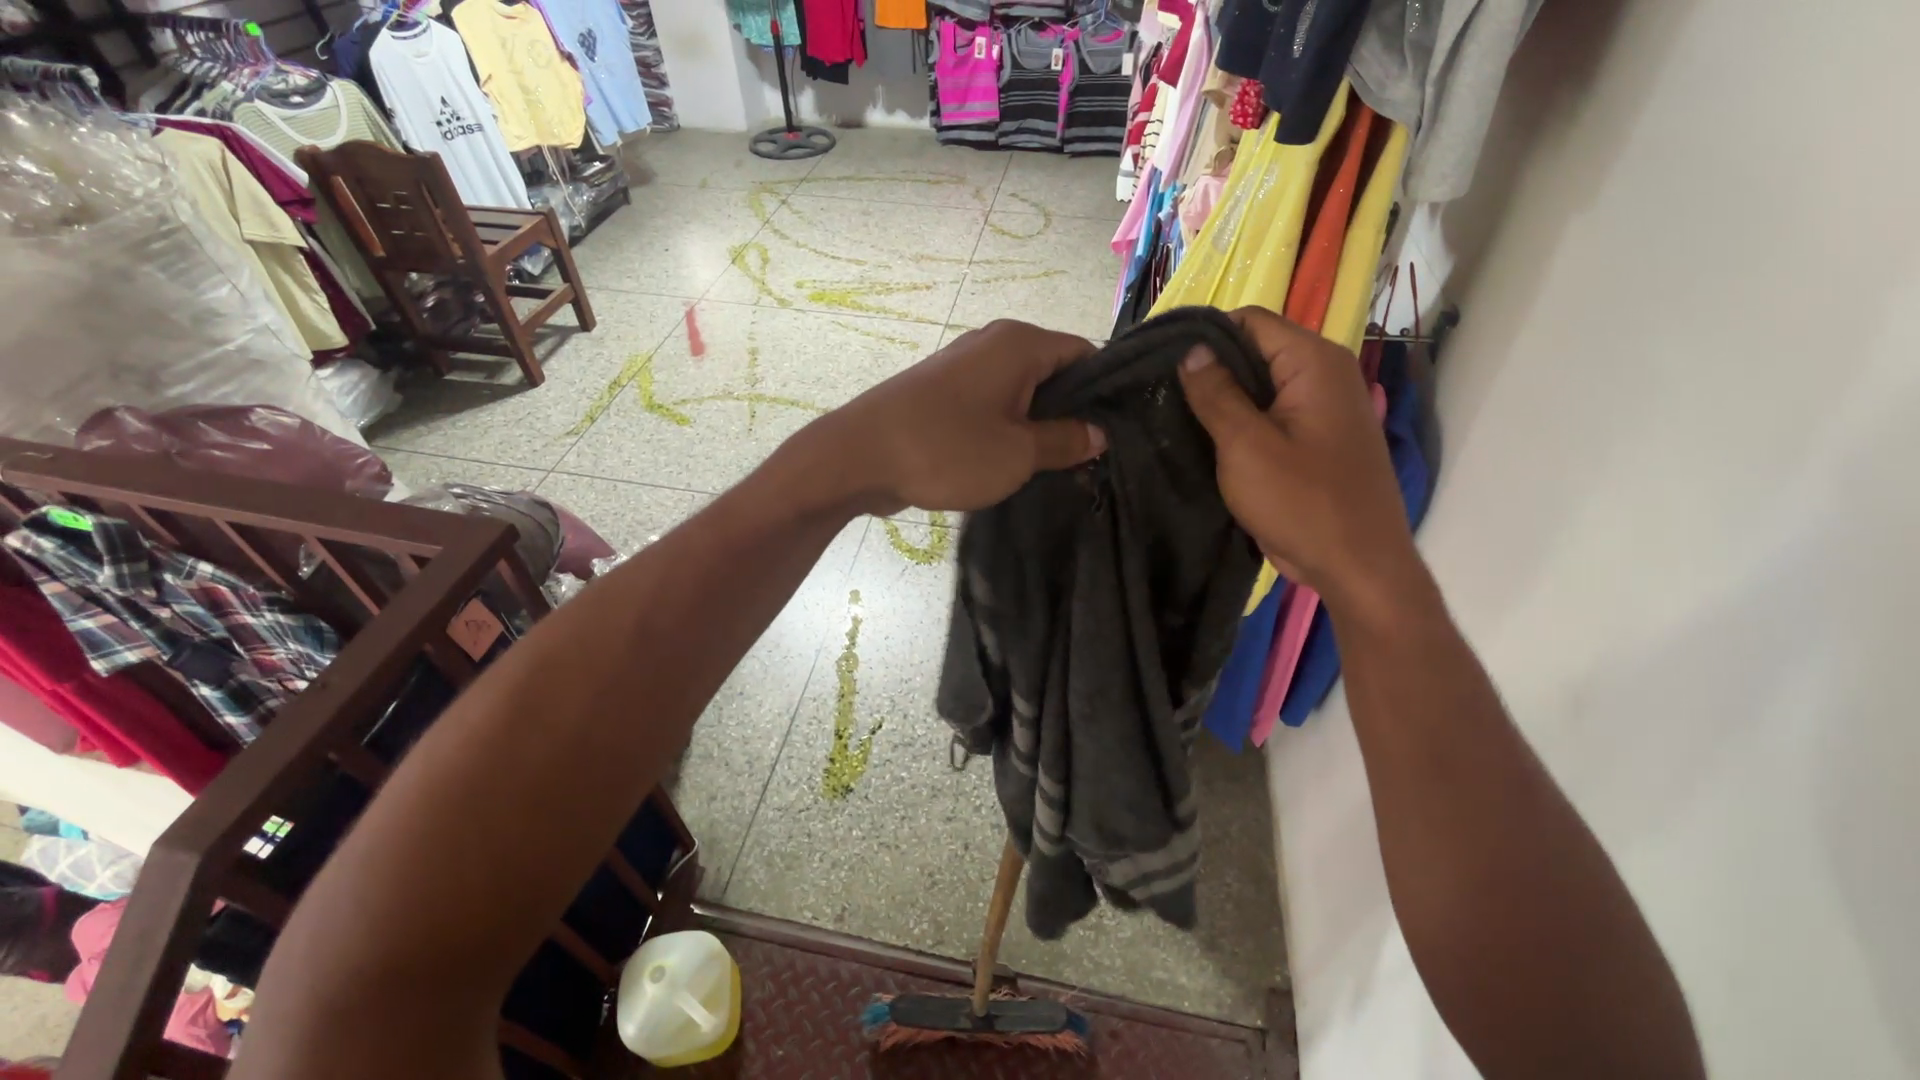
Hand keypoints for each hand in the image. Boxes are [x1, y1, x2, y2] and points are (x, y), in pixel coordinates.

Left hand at [817, 320, 1107, 514]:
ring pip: (1020, 392)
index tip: (1118, 432)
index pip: (1085, 354)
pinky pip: (991, 405)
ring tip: (1058, 467)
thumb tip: (1099, 433)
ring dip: (1038, 425)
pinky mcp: (942, 393)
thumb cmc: (946, 449)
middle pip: (1053, 372)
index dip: (1105, 392)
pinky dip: (1007, 429)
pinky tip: (1016, 464)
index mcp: (1020, 343)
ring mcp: (963, 366)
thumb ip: (1065, 441)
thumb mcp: (1018, 453)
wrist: (857, 457)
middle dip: (1072, 412)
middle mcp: (993, 343)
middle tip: (1092, 458)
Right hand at [1178, 306, 1422, 613]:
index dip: (1202, 336)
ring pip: (1261, 385)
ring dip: (1223, 400)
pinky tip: (1207, 441)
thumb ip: (1216, 393)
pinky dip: (1241, 423)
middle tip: (1158, 393)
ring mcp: (1324, 407)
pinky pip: (1272, 414)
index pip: (1249, 321)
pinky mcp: (1317, 437)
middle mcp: (1325, 373)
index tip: (1157, 362)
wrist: (1359, 567)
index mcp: (1314, 362)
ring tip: (1174, 416)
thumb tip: (1191, 350)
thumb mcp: (1246, 446)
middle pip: (1255, 351)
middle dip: (1209, 369)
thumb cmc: (1303, 504)